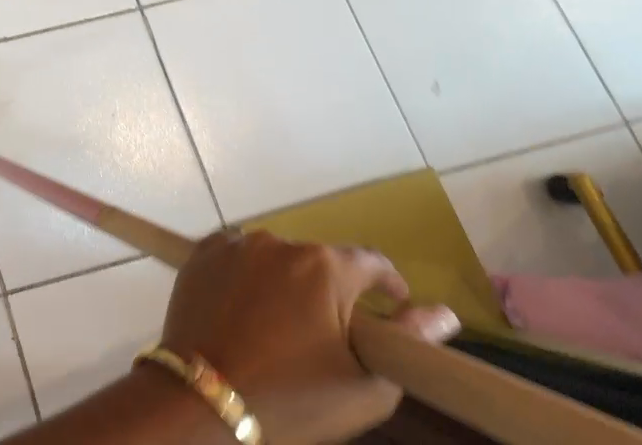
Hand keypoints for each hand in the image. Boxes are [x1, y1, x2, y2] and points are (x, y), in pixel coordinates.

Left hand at [157, 229, 459, 444]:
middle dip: (333, 288)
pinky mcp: (199, 256)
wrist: (205, 399)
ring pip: (275, 257)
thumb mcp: (367, 383)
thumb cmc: (294, 397)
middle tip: (332, 330)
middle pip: (318, 260)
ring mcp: (232, 246)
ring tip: (289, 322)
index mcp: (321, 265)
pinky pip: (237, 258)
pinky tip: (251, 308)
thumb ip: (407, 341)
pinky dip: (249, 276)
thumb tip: (442, 313)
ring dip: (288, 280)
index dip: (389, 283)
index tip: (395, 304)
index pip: (371, 261)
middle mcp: (275, 242)